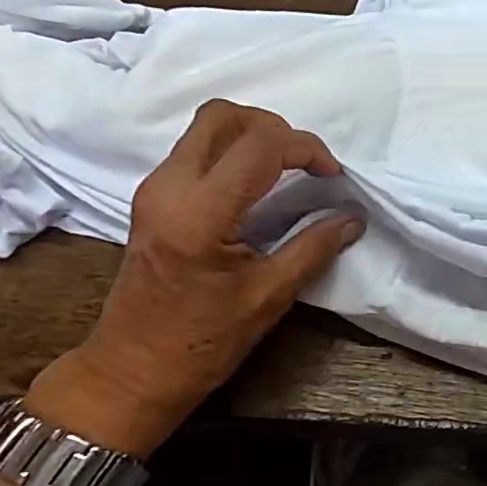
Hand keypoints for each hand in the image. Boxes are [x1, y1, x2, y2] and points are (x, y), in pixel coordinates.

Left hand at [26, 101, 362, 456]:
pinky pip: (197, 148)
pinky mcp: (153, 197)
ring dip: (254, 135)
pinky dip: (235, 150)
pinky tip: (260, 184)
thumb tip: (353, 217)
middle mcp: (169, 187)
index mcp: (199, 214)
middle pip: (223, 116)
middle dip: (275, 127)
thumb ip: (314, 248)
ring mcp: (155, 189)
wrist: (133, 368)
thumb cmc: (203, 342)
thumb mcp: (269, 297)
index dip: (307, 148)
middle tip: (306, 161)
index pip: (260, 146)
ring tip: (289, 169)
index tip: (333, 174)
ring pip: (207, 127)